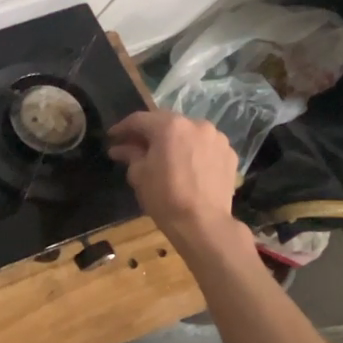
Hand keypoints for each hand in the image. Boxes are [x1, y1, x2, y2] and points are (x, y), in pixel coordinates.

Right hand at [106, 110, 240, 244]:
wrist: (202, 222)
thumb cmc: (164, 196)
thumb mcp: (139, 174)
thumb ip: (130, 154)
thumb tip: (119, 148)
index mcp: (170, 126)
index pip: (139, 120)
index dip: (122, 128)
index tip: (112, 137)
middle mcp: (196, 124)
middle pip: (166, 122)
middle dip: (149, 132)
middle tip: (135, 145)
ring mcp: (217, 138)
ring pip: (188, 132)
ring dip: (173, 139)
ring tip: (163, 154)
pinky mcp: (229, 153)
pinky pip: (205, 145)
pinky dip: (192, 150)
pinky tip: (185, 164)